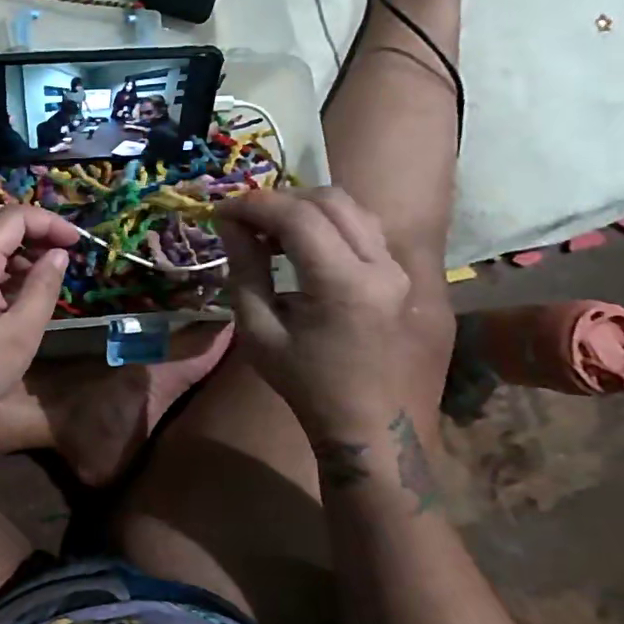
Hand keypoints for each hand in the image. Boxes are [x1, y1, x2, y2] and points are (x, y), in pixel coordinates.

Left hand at [0, 205, 78, 474]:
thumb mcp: (21, 334)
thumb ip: (43, 287)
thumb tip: (59, 254)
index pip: (12, 218)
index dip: (49, 222)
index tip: (78, 241)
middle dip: (32, 226)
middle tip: (62, 249)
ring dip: (15, 243)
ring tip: (46, 270)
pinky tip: (20, 286)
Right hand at [216, 189, 411, 437]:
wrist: (369, 424)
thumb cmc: (305, 383)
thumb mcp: (259, 331)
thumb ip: (245, 270)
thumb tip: (229, 224)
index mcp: (344, 284)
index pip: (297, 217)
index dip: (254, 205)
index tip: (221, 211)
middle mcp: (380, 266)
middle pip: (328, 200)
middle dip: (279, 200)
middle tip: (243, 219)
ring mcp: (399, 268)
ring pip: (351, 208)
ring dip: (306, 207)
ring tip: (270, 229)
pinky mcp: (402, 274)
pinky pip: (364, 228)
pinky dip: (328, 221)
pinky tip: (302, 242)